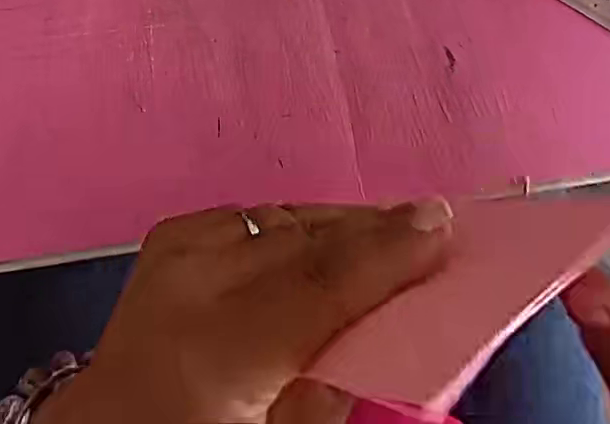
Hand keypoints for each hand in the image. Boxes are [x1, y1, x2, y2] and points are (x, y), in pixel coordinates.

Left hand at [38, 200, 454, 423]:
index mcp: (214, 349)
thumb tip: (381, 322)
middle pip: (306, 239)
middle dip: (373, 228)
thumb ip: (328, 393)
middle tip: (427, 219)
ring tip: (384, 227)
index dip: (387, 250)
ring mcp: (175, 251)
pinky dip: (292, 223)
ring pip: (282, 216)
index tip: (439, 220)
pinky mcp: (170, 237)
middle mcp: (191, 281)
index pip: (321, 282)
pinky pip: (253, 215)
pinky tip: (318, 235)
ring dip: (337, 223)